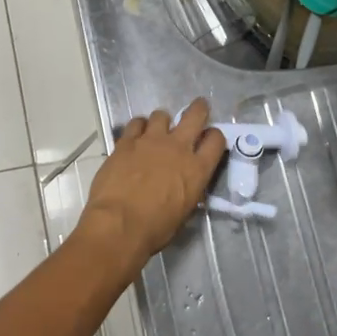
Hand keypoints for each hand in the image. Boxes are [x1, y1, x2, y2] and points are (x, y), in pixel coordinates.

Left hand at [75, 99, 226, 271]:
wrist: (120, 222)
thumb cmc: (155, 228)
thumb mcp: (184, 212)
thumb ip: (188, 190)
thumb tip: (185, 184)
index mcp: (197, 169)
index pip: (216, 140)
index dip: (214, 136)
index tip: (209, 138)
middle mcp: (178, 148)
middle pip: (194, 115)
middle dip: (198, 109)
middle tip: (197, 107)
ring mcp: (151, 140)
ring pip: (162, 114)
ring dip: (162, 121)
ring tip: (157, 129)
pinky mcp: (127, 141)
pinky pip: (136, 122)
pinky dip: (138, 126)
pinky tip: (135, 135)